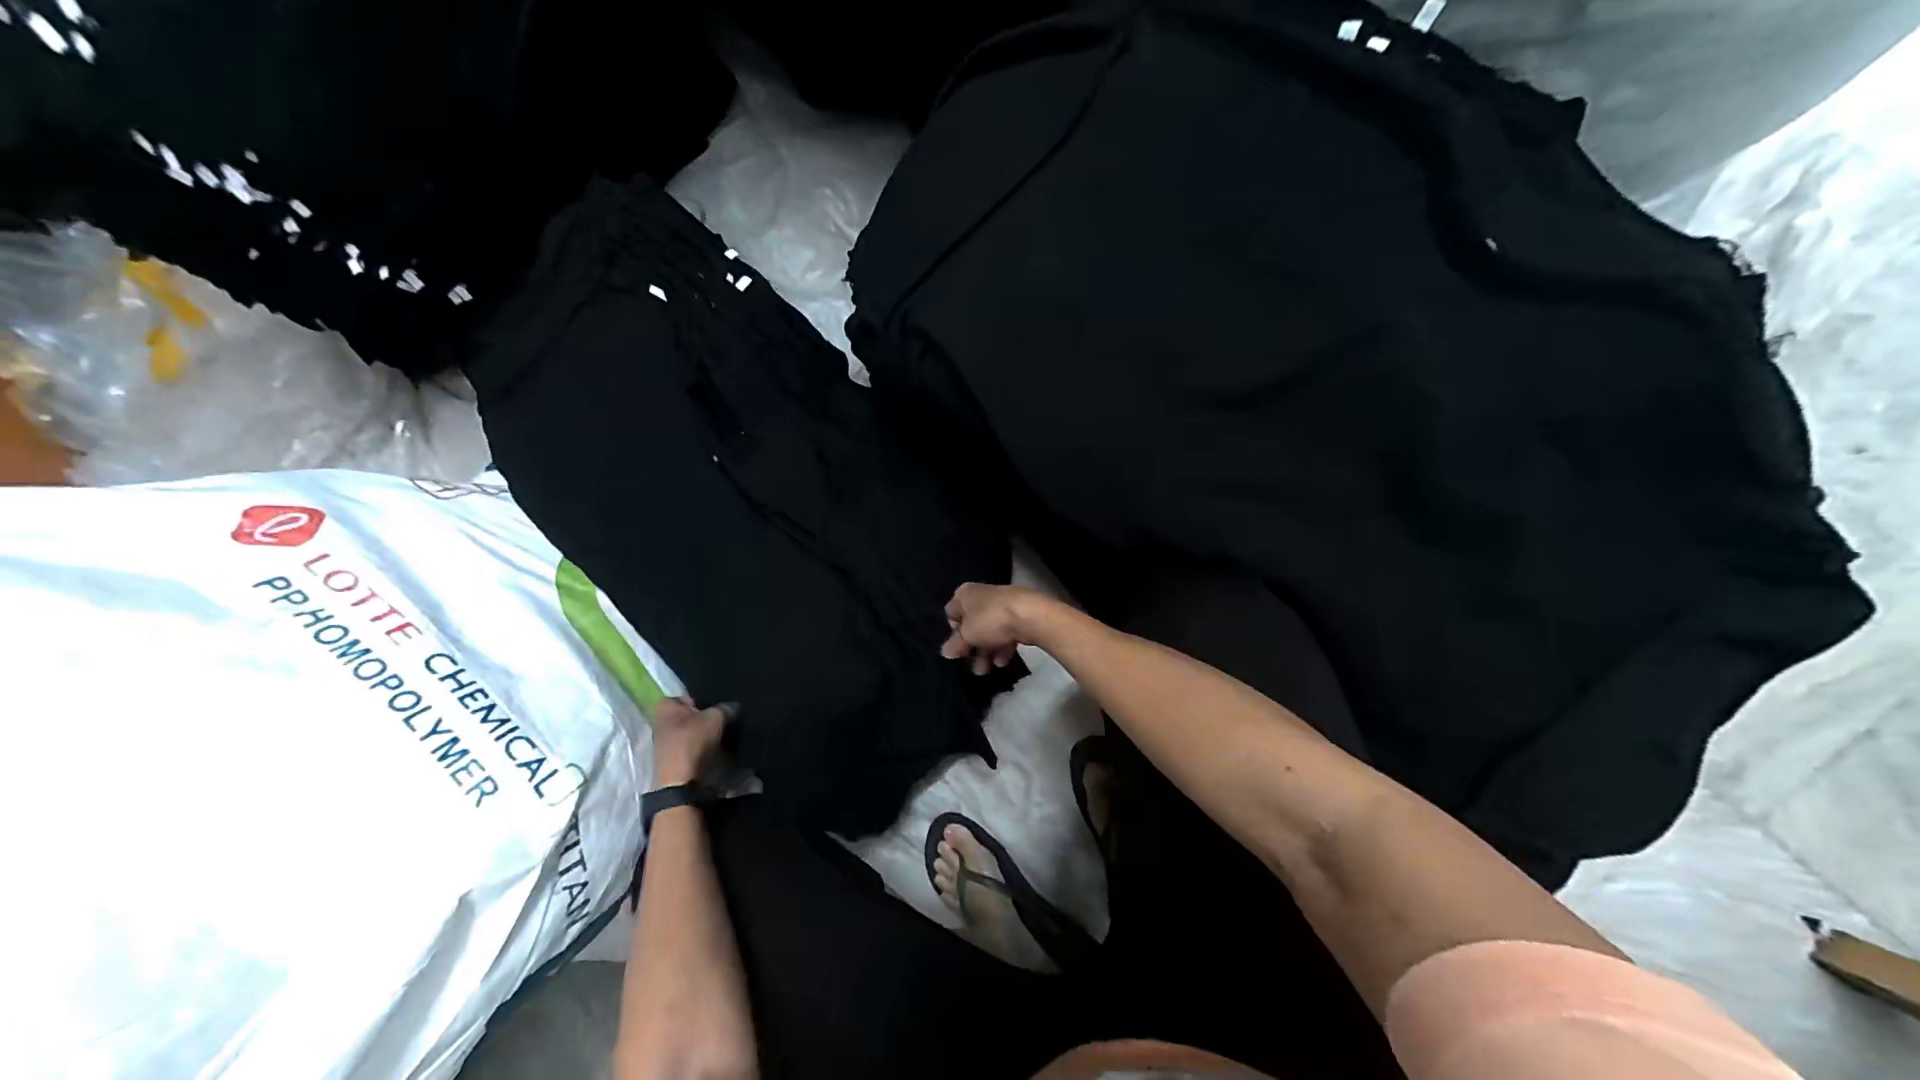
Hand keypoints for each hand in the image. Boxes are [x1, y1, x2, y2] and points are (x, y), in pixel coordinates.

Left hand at [651, 697, 733, 787]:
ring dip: (708, 732)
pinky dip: (704, 745)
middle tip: (726, 718)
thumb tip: (733, 707)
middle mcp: (661, 721)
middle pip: (693, 714)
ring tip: (725, 733)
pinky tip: (717, 747)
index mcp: (665, 706)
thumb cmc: (693, 741)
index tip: (721, 706)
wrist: (682, 782)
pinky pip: (694, 745)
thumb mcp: (716, 717)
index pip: (690, 695)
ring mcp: (666, 741)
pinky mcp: (675, 757)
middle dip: (708, 716)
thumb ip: (726, 707)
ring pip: (694, 730)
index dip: (707, 699)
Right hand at [939, 583, 1057, 674]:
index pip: (951, 613)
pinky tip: (1003, 661)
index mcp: (964, 594)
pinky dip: (1002, 646)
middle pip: (972, 625)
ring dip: (986, 652)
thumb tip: (945, 652)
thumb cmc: (990, 620)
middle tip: (972, 666)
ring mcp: (1002, 604)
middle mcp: (981, 595)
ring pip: (989, 631)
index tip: (958, 648)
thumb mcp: (967, 635)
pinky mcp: (1018, 613)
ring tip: (987, 670)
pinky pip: (1005, 631)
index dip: (953, 632)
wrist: (1030, 614)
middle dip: (972, 648)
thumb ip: (955, 645)